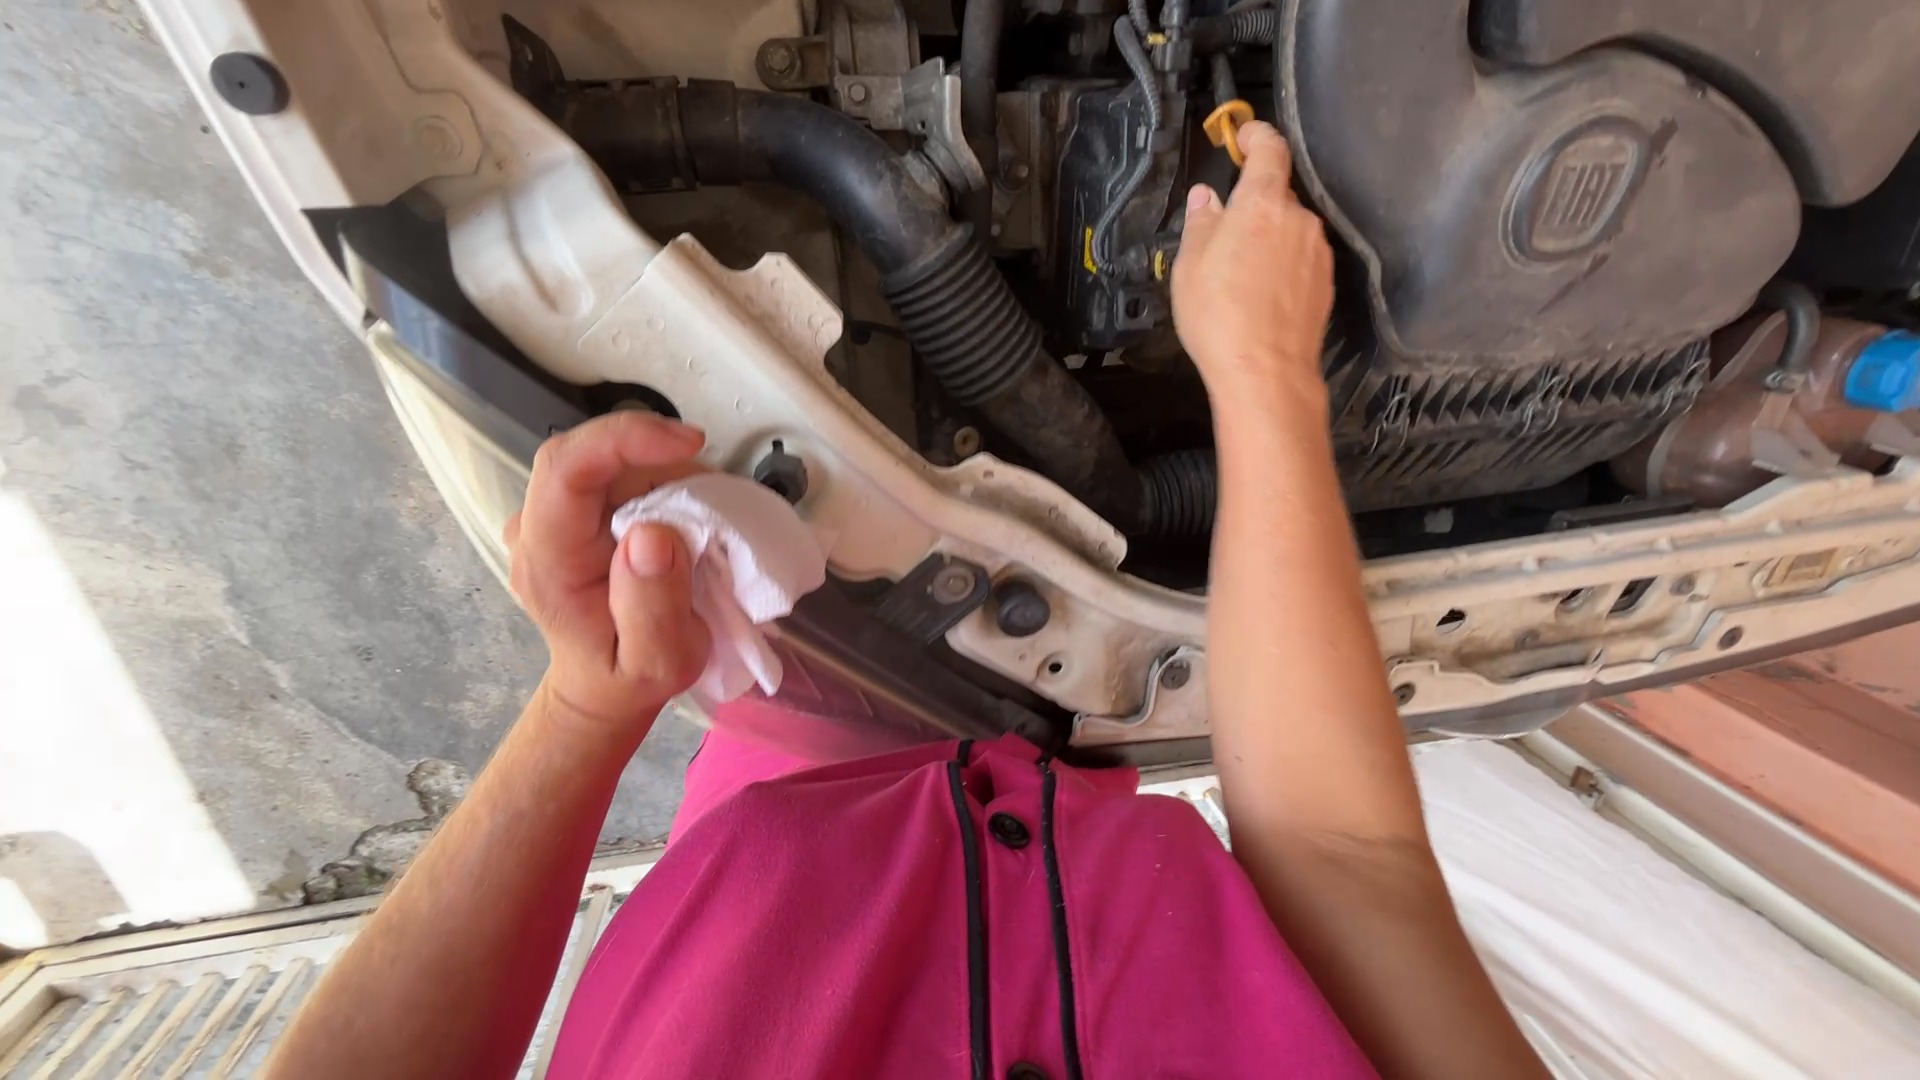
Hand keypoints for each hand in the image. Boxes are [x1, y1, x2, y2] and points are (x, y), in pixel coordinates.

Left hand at [503, 411, 712, 739]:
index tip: (689, 443)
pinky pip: (618, 473)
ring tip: (707, 518)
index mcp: (549, 561)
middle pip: (590, 455)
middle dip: (658, 457)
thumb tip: (652, 533)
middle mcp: (537, 528)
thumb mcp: (657, 662)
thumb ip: (653, 607)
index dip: (625, 440)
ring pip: (610, 461)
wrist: (602, 685)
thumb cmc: (630, 677)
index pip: (566, 470)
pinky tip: (688, 515)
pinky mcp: (575, 513)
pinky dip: (662, 480)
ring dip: (667, 473)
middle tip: (715, 493)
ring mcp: (552, 518)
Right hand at [1172, 121, 1334, 399]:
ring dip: (1267, 239)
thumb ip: (1200, 225)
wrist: (1265, 372)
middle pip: (1278, 195)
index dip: (1256, 135)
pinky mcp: (1325, 282)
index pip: (1269, 150)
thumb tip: (1206, 198)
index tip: (1243, 135)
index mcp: (1262, 205)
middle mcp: (1298, 219)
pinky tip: (1261, 295)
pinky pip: (1300, 259)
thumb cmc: (1219, 318)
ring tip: (1239, 275)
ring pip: (1289, 230)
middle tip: (1224, 233)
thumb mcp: (1189, 269)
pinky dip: (1282, 265)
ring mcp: (1317, 251)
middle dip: (1253, 205)